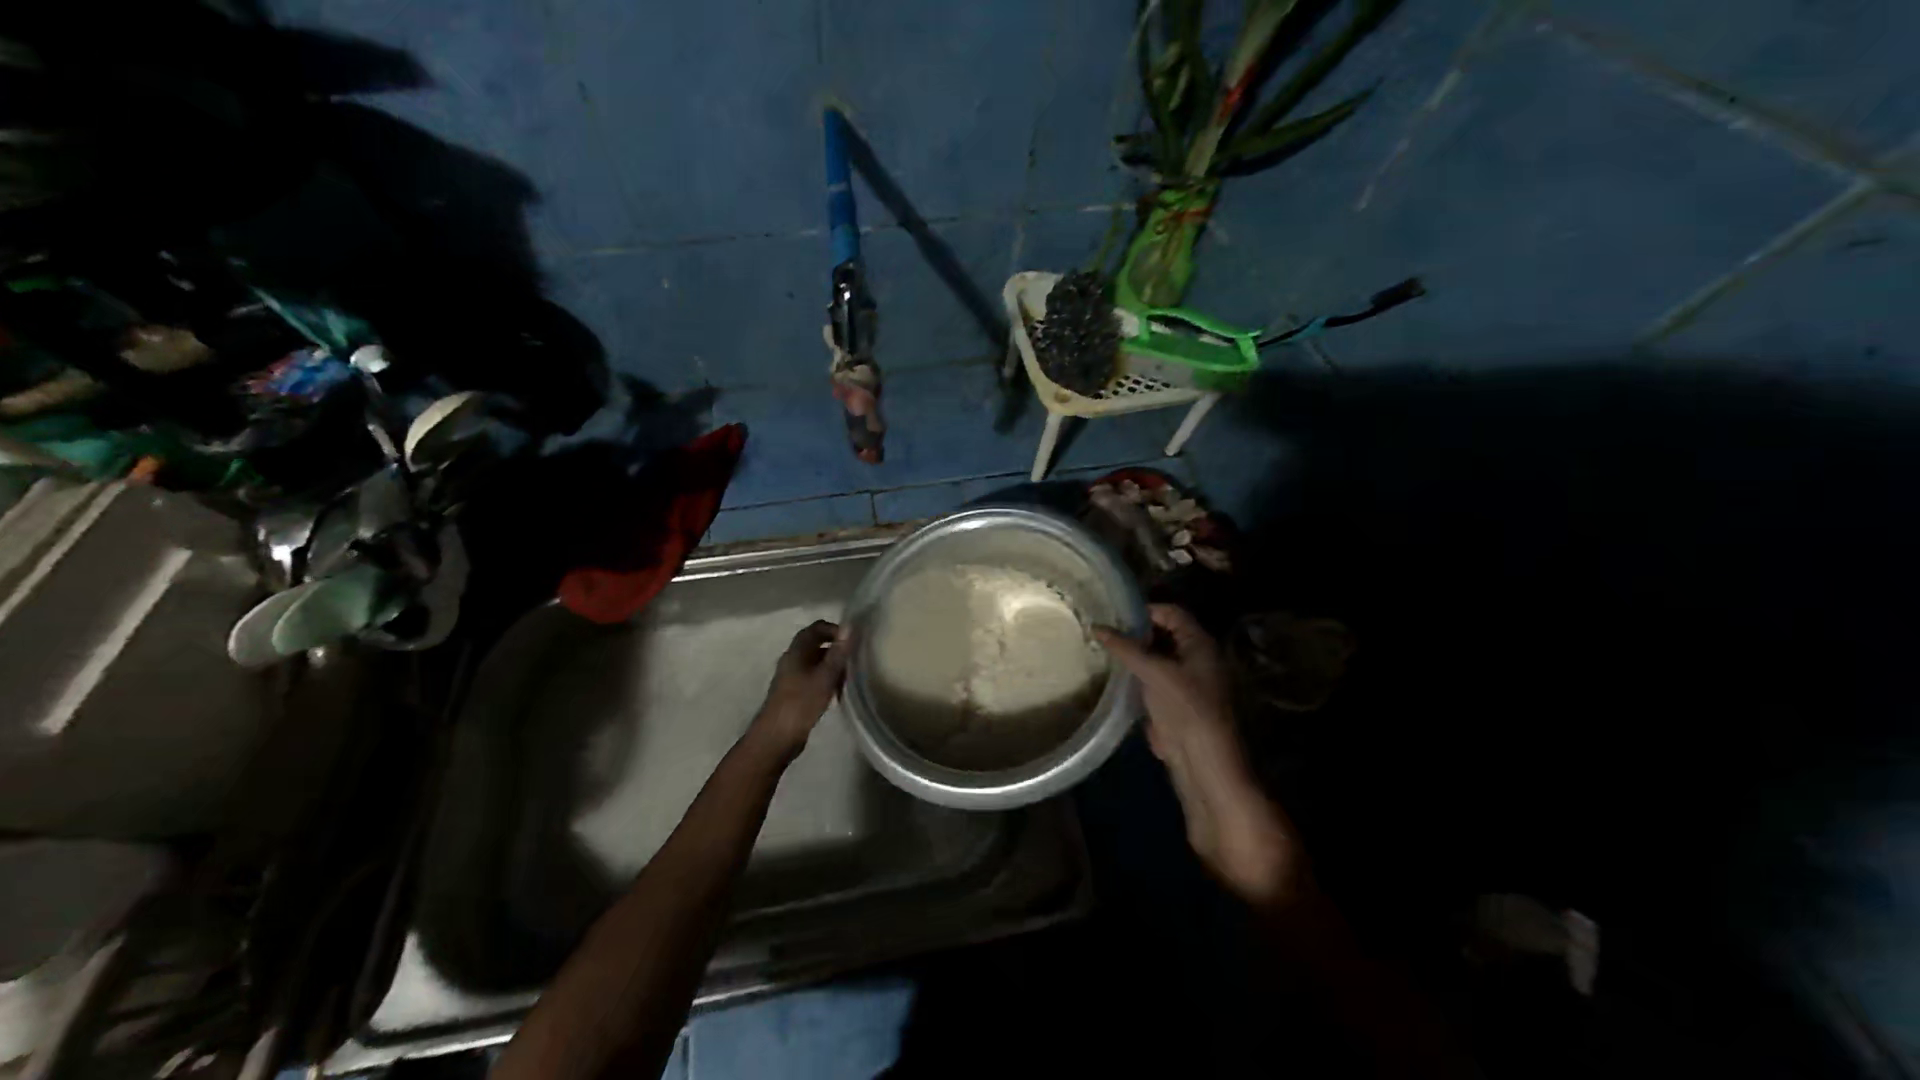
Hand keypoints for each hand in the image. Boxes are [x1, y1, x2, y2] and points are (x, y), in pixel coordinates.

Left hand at [750, 620, 848, 756]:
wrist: (777, 737)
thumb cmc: (801, 703)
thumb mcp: (825, 676)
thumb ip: (838, 652)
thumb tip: (850, 626)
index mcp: (796, 651)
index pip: (815, 628)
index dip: (834, 629)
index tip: (853, 639)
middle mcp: (792, 660)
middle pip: (815, 645)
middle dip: (836, 648)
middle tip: (855, 657)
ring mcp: (791, 677)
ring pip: (815, 663)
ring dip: (832, 666)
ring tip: (850, 675)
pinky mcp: (793, 693)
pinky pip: (813, 678)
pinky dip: (826, 680)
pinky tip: (837, 692)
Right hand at [1093, 603, 1234, 761]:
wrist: (1200, 758)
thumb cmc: (1185, 707)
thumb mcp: (1154, 672)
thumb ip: (1125, 648)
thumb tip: (1096, 626)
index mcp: (1199, 643)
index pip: (1170, 613)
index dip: (1144, 611)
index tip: (1113, 615)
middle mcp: (1194, 656)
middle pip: (1162, 633)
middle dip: (1134, 632)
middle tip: (1103, 631)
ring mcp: (1183, 679)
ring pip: (1154, 656)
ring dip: (1132, 653)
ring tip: (1101, 648)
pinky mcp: (1171, 699)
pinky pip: (1150, 677)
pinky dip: (1133, 672)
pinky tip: (1111, 673)